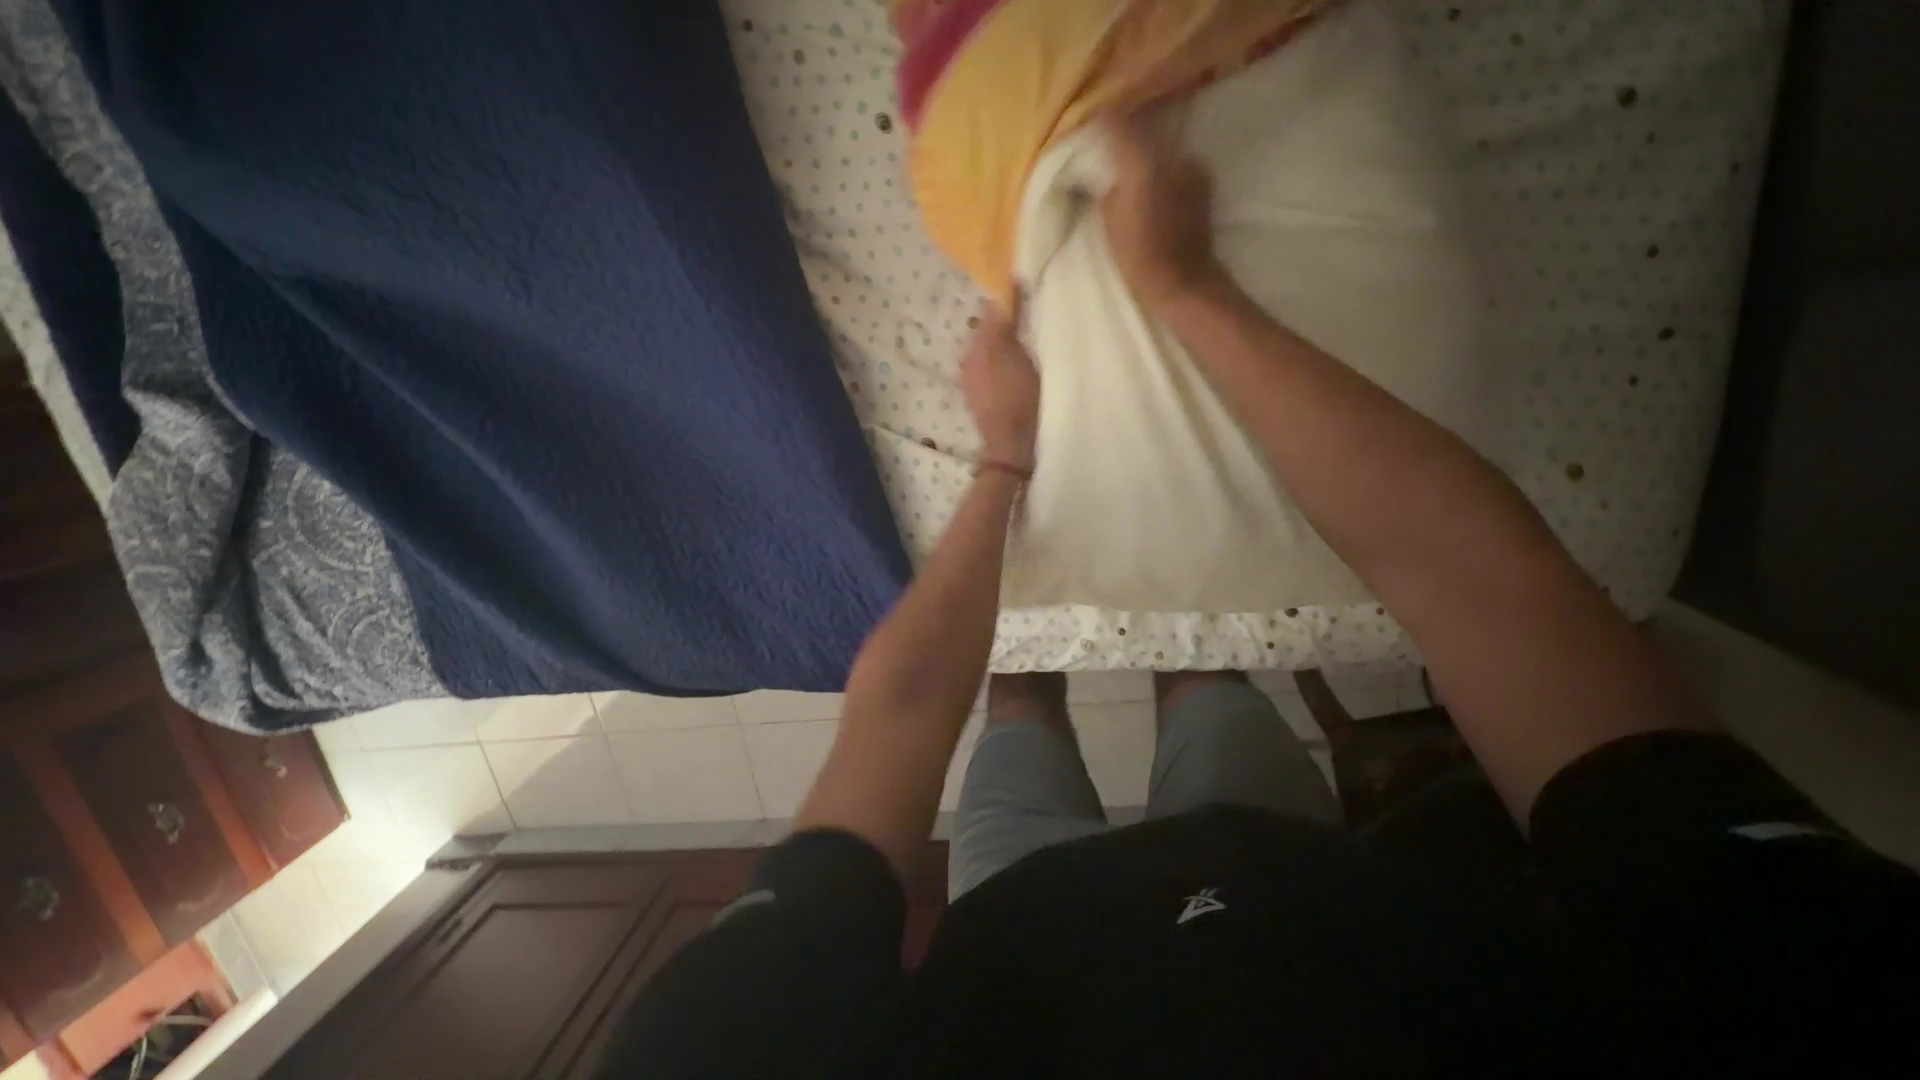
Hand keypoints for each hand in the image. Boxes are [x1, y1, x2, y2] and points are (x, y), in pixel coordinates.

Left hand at [959, 295, 1039, 470]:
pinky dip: (1006, 362)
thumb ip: (1004, 323)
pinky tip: (1021, 366)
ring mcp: (973, 381)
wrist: (1011, 446)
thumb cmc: (1017, 398)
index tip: (1029, 291)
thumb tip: (1000, 292)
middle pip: (990, 331)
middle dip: (1008, 323)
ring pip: (992, 350)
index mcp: (975, 347)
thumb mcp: (1015, 355)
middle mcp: (968, 361)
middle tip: (1035, 316)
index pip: (990, 312)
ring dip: (1008, 343)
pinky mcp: (982, 397)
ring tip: (1030, 340)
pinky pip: (995, 368)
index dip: (1009, 300)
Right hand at [1099, 111, 1222, 308]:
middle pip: (1144, 126)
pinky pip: (1177, 160)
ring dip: (1148, 149)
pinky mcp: (1203, 177)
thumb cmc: (1137, 255)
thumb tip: (1101, 168)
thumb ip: (1105, 184)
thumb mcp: (1108, 220)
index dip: (1104, 120)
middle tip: (1111, 140)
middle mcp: (1169, 154)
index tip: (1092, 122)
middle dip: (1127, 130)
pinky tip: (1157, 181)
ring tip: (1135, 163)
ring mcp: (1190, 164)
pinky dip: (1165, 165)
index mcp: (1141, 163)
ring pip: (1161, 144)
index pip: (1119, 123)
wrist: (1182, 278)